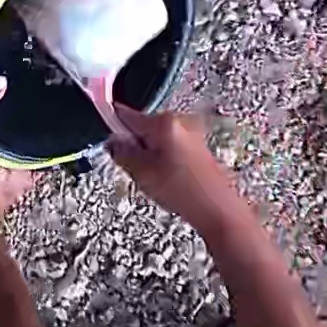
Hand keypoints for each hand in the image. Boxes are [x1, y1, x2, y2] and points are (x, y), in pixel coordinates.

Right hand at [107, 105, 248, 233]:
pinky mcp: (197, 149)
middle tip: (135, 169)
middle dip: (134, 146)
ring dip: (149, 155)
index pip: (127, 115)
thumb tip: (112, 141)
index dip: (112, 125)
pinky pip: (170, 148)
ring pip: (156, 140)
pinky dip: (163, 160)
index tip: (107, 137)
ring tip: (155, 179)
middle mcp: (179, 122)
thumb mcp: (141, 172)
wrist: (219, 211)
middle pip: (142, 128)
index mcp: (163, 123)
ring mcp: (190, 134)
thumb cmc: (184, 191)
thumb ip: (122, 152)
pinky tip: (168, 181)